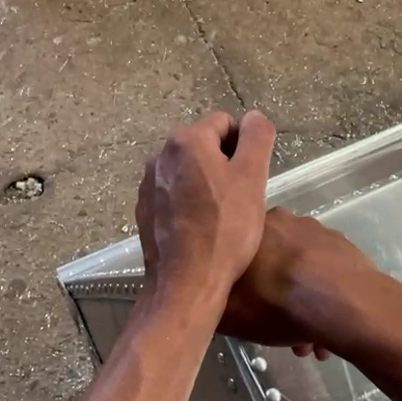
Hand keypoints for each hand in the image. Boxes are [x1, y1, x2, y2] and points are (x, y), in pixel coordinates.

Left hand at [136, 111, 276, 315]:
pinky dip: (189, 202)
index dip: (245, 145)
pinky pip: (174, 193)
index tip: (253, 176)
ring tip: (223, 214)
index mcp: (185, 140)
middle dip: (225, 163)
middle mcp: (159, 155)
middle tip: (242, 196)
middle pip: (204, 145)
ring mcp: (148, 183)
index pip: (224, 122)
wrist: (186, 282)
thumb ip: (257, 137)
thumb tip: (254, 117)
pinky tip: (202, 227)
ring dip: (207, 182)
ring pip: (189, 170)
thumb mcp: (252, 177)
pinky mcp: (144, 209)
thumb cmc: (226, 228)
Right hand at [222, 208, 401, 357]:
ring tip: (308, 341)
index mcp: (251, 229)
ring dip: (301, 304)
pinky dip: (322, 297)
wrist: (344, 305)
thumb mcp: (228, 315)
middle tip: (279, 333)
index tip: (248, 312)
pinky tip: (326, 326)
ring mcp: (317, 231)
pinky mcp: (344, 246)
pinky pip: (324, 274)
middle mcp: (283, 221)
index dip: (241, 287)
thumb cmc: (277, 305)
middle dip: (273, 299)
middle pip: (270, 264)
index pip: (236, 254)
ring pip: (299, 271)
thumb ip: (212, 303)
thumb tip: (207, 299)